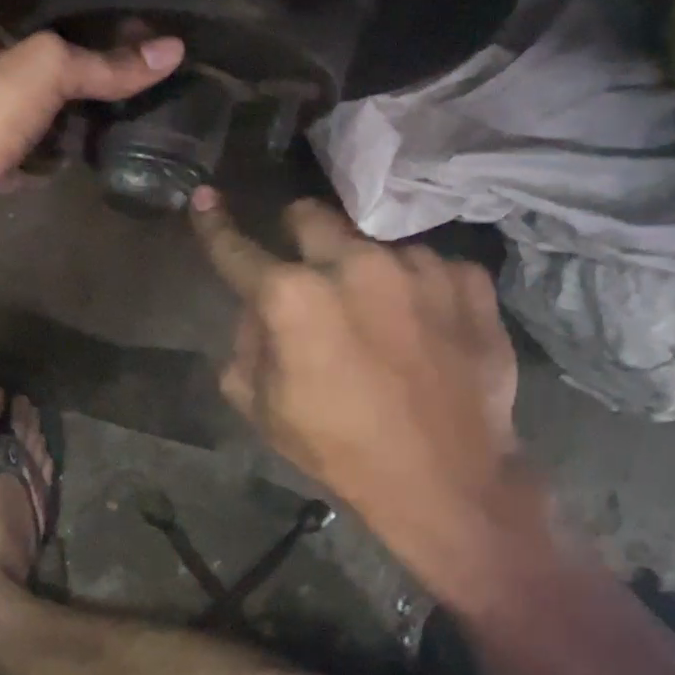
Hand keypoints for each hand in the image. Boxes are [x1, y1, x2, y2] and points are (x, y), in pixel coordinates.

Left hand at [0, 13, 182, 252]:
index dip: (90, 29)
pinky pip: (19, 157)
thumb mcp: (47, 71)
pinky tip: (71, 164)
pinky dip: (41, 163)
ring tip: (115, 126)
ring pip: (31, 118)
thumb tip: (172, 51)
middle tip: (133, 88)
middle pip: (40, 72)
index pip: (45, 19)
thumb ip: (104, 63)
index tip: (136, 42)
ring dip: (63, 127)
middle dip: (80, 85)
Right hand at [190, 189, 518, 550]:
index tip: (204, 197)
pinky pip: (430, 266)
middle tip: (303, 267)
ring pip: (374, 244)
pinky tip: (422, 325)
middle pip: (311, 215)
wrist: (444, 477)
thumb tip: (258, 314)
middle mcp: (354, 264)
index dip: (214, 223)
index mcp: (291, 297)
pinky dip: (415, 288)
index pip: (236, 248)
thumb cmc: (336, 446)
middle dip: (297, 232)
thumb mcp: (260, 406)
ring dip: (363, 267)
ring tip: (377, 314)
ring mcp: (418, 267)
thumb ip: (245, 346)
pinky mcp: (470, 281)